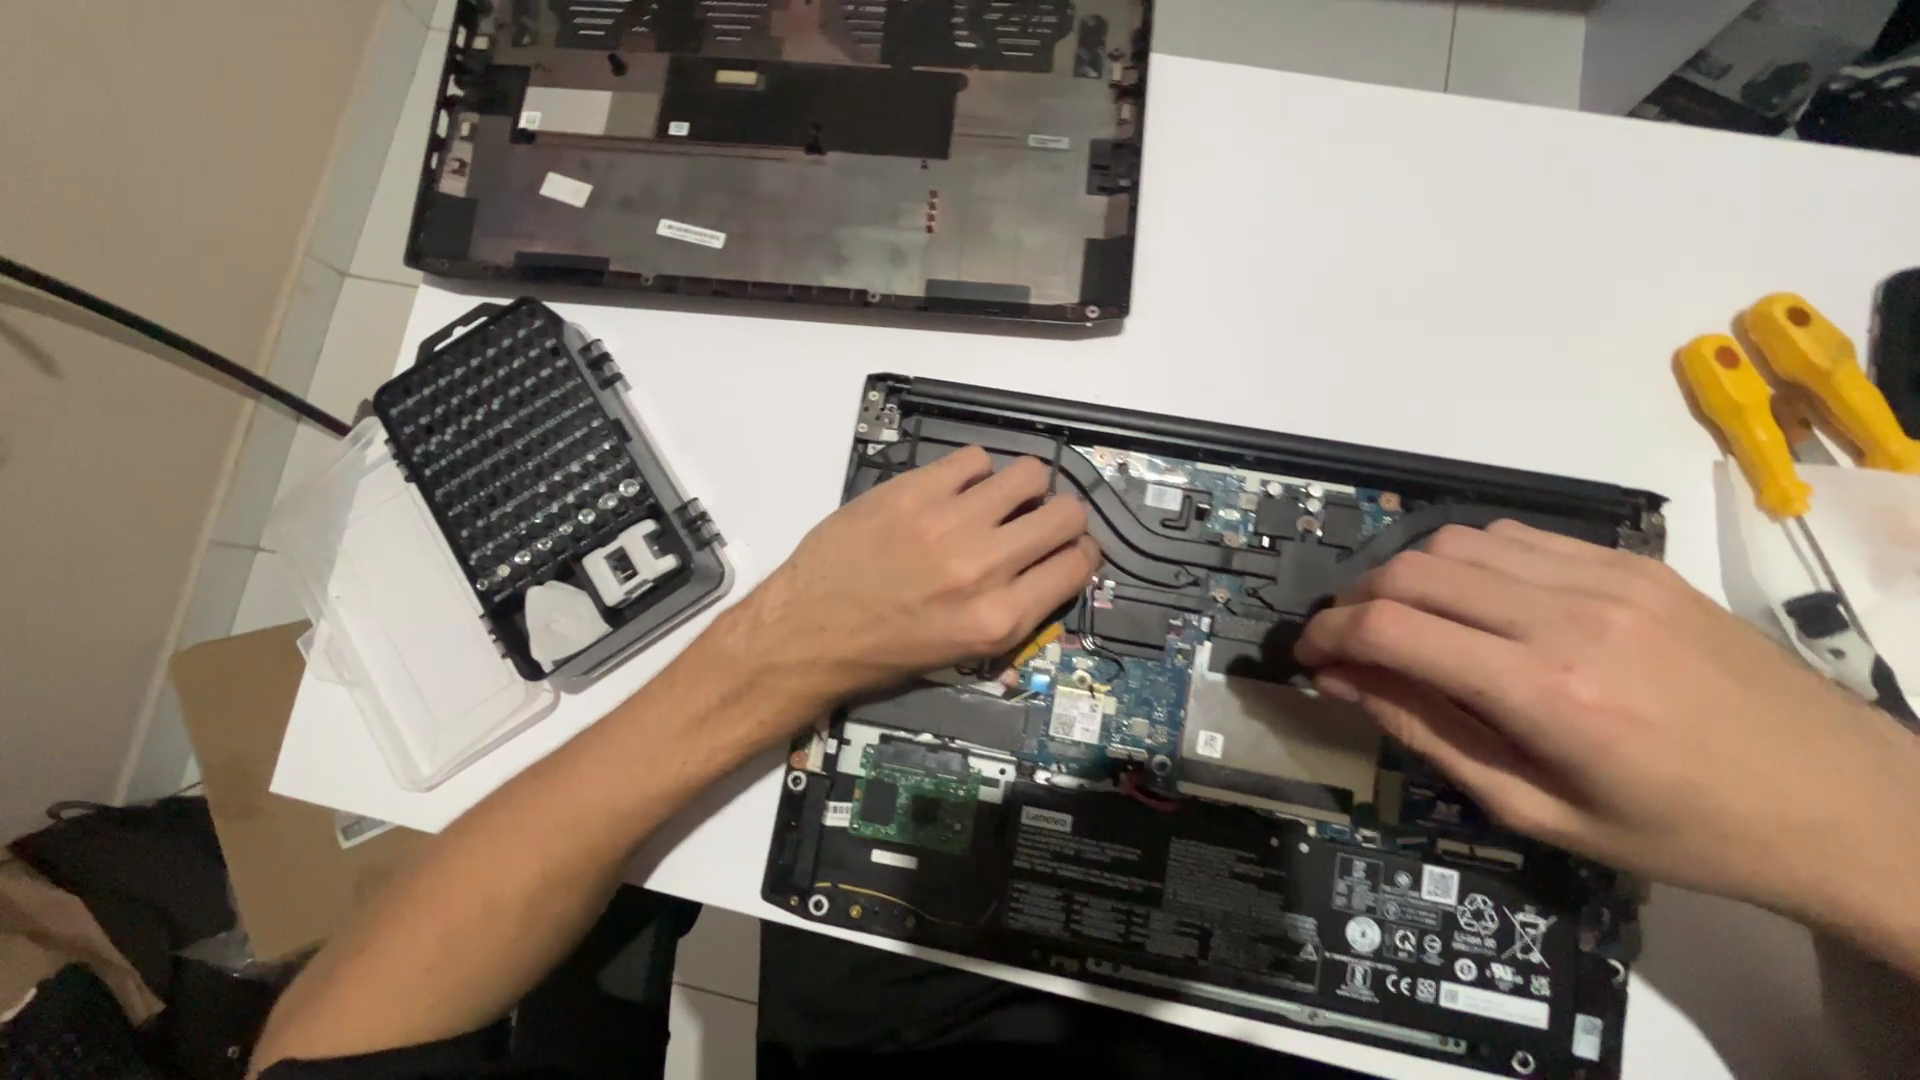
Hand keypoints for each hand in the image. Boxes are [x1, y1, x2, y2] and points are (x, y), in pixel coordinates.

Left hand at [723, 447, 1100, 715]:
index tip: (1069, 548)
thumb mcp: (963, 654)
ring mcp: (947, 523)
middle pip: (1065, 515)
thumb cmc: (883, 652)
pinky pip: (973, 459)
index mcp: (1000, 619)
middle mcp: (984, 568)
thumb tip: (1048, 570)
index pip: (1077, 566)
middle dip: (1061, 517)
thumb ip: (1014, 610)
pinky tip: (954, 491)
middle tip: (1038, 521)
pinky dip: (972, 473)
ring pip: (1027, 475)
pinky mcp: (912, 491)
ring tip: (998, 500)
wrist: (807, 632)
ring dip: (1022, 487)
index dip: (1081, 553)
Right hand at [1295, 521, 1919, 928]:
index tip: (1306, 654)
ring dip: (1405, 576)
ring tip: (1404, 619)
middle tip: (1345, 641)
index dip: (1327, 635)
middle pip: (1411, 570)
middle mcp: (1568, 616)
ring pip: (1454, 541)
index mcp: (1545, 693)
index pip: (1391, 630)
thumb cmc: (1680, 831)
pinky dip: (1465, 560)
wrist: (1846, 801)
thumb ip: (1425, 732)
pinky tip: (1471, 599)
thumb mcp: (1532, 808)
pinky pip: (1513, 536)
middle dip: (1354, 601)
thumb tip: (1340, 679)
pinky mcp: (1633, 563)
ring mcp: (1607, 578)